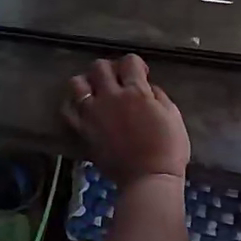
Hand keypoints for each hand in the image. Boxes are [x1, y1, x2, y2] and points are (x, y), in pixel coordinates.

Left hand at [62, 54, 189, 187]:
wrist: (148, 179)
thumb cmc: (168, 149)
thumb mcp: (173, 116)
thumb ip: (158, 96)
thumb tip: (147, 86)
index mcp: (136, 91)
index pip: (129, 61)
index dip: (135, 64)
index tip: (141, 74)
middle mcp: (110, 97)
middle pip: (99, 67)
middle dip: (109, 69)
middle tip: (117, 81)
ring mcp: (92, 113)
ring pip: (77, 83)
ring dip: (86, 82)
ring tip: (95, 91)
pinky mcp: (82, 130)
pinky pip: (67, 110)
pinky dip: (72, 104)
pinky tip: (81, 107)